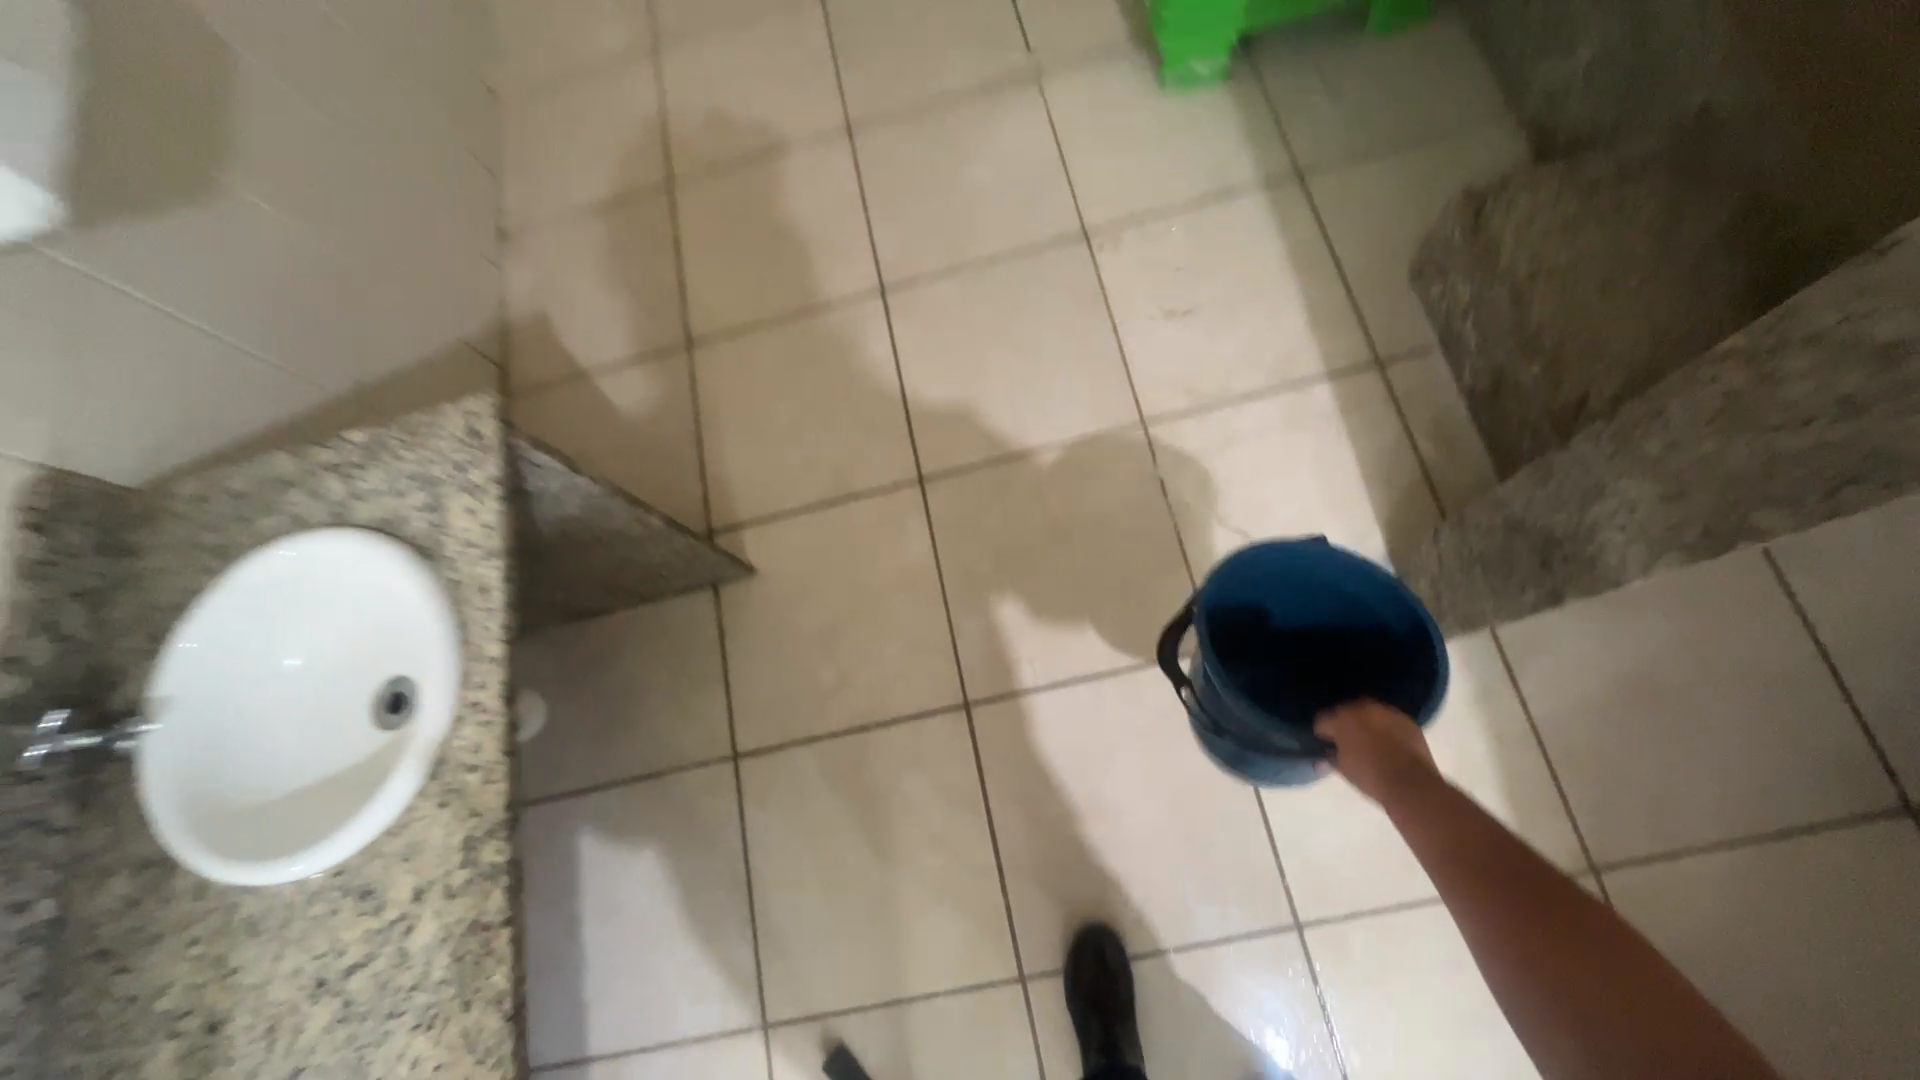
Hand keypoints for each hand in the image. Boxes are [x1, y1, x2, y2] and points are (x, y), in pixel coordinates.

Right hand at [1314, 699, 1440, 806]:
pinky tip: (1389, 744)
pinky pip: (1388, 720)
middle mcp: (1362, 708)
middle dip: (1344, 725)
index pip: (1322, 721)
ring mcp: (1386, 711)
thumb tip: (1328, 754)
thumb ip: (1331, 756)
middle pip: (1346, 712)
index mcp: (1341, 718)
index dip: (1322, 734)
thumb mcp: (1343, 769)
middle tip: (1347, 743)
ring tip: (1370, 743)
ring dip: (1366, 724)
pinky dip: (1385, 728)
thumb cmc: (1371, 776)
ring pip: (1368, 714)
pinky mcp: (1406, 720)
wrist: (1412, 784)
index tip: (1327, 745)